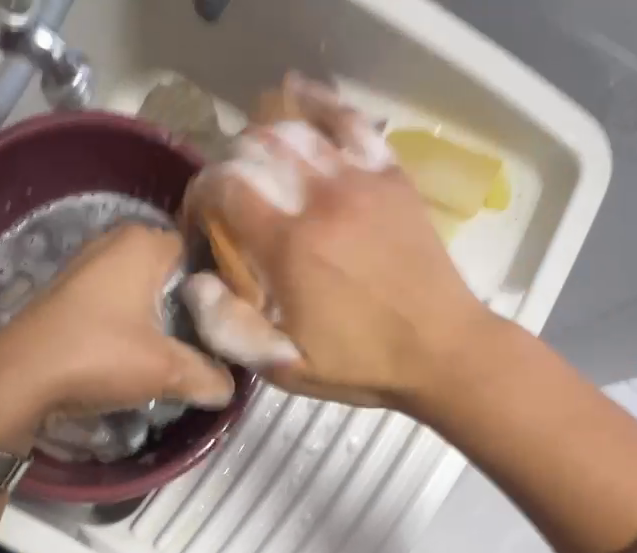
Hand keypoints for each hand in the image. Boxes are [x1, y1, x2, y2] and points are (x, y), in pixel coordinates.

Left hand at [0, 224, 235, 453]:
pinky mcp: (69, 294)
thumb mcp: (166, 371)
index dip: (225, 290)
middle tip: (214, 344)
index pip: (206, 254)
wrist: (20, 378)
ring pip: (144, 290)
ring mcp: (88, 266)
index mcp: (145, 242)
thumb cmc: (99, 357)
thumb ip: (208, 376)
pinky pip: (118, 304)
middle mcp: (116, 241)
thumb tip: (230, 387)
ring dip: (162, 319)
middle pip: (174, 274)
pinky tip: (143, 355)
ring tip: (183, 353)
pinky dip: (134, 324)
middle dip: (193, 307)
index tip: (237, 325)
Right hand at [182, 74, 508, 410]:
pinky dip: (318, 106)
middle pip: (256, 150)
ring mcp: (360, 181)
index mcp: (289, 246)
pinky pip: (348, 122)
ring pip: (296, 129)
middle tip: (229, 199)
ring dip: (265, 139)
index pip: (224, 187)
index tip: (199, 222)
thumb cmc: (361, 364)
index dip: (199, 197)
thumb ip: (231, 328)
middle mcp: (320, 200)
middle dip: (229, 167)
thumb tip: (195, 284)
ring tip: (259, 164)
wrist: (442, 349)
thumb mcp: (286, 367)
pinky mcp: (390, 176)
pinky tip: (299, 101)